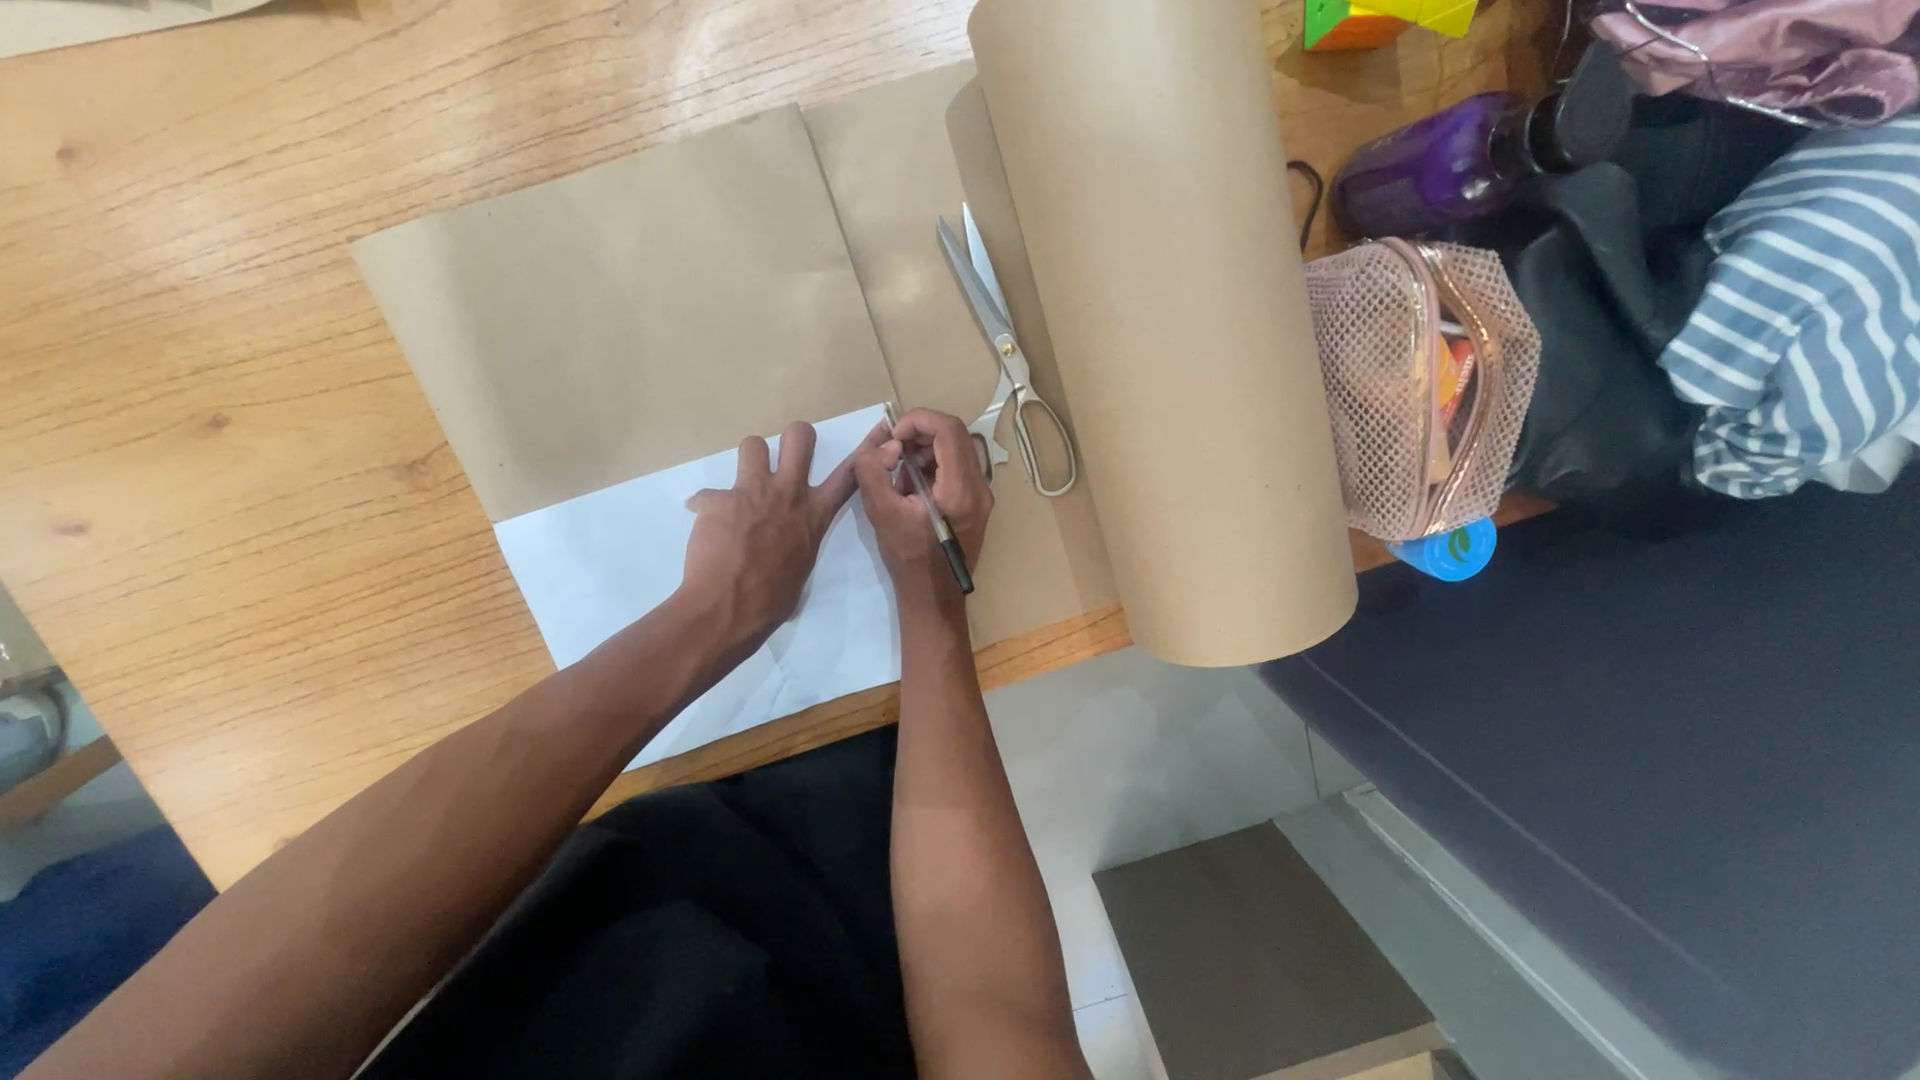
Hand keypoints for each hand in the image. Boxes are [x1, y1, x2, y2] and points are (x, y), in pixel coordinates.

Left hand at [680, 421, 858, 650]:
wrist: (729, 608)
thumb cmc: (773, 599)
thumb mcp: (803, 567)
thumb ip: (800, 541)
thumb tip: (788, 542)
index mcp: (815, 515)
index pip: (848, 475)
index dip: (865, 449)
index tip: (877, 430)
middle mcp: (787, 493)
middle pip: (798, 437)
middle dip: (795, 438)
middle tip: (786, 454)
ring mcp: (752, 492)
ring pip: (752, 444)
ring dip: (748, 461)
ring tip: (743, 484)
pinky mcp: (717, 500)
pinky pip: (706, 495)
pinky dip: (705, 507)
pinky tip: (705, 525)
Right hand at [852, 408, 993, 611]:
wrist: (933, 596)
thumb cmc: (907, 557)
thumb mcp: (880, 512)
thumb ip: (873, 470)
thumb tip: (886, 445)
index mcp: (960, 489)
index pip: (949, 430)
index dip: (919, 420)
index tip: (894, 435)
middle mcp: (979, 488)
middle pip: (956, 436)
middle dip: (921, 433)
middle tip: (894, 449)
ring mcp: (982, 496)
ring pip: (957, 451)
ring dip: (926, 451)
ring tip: (900, 474)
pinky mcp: (977, 504)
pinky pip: (957, 470)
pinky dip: (933, 467)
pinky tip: (912, 488)